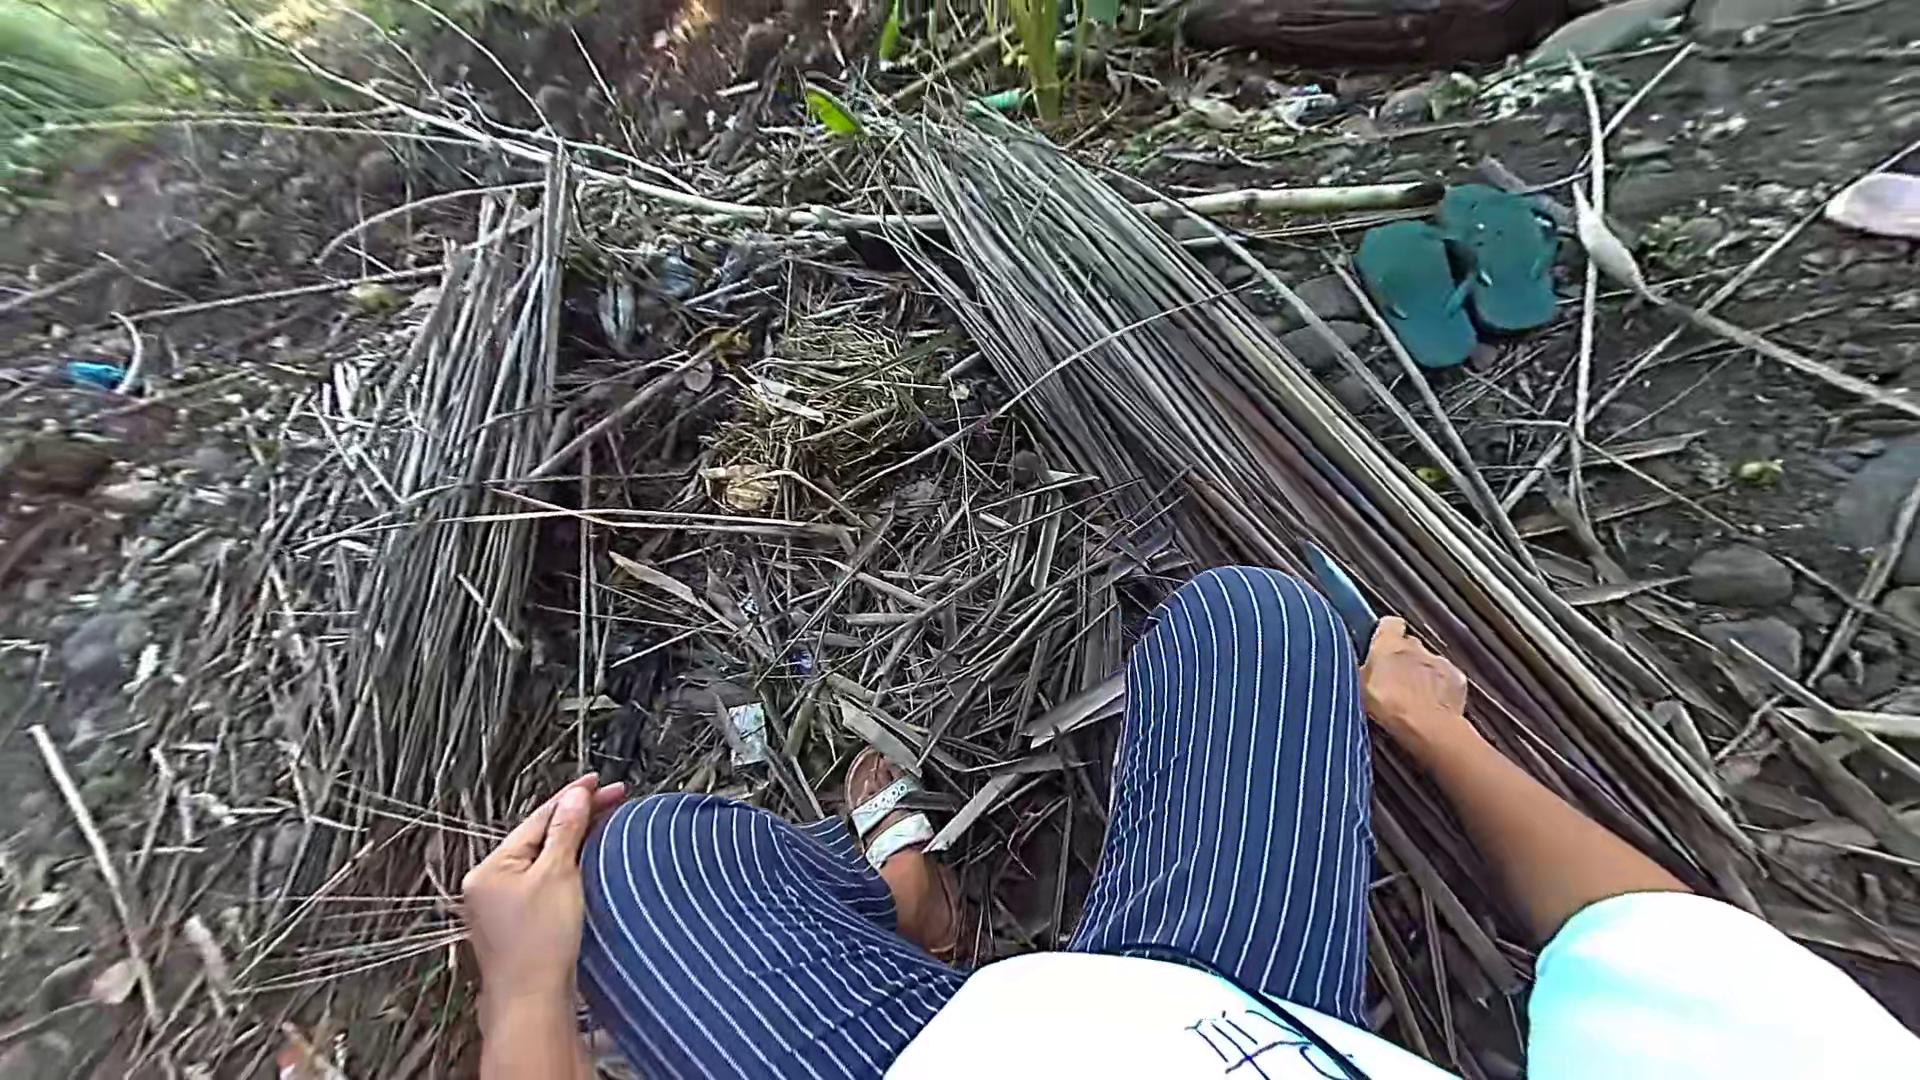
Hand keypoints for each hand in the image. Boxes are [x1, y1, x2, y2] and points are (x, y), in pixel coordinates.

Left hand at [463, 775, 626, 1017]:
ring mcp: (506, 899)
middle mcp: (492, 882)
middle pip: (542, 833)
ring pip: (547, 852)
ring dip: (577, 833)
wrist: (534, 999)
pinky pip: (549, 872)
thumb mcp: (557, 873)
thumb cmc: (538, 942)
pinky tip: (590, 850)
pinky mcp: (524, 914)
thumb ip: (566, 829)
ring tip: (607, 815)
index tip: (599, 780)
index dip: (573, 795)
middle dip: (578, 813)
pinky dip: (571, 856)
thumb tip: (575, 795)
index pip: (539, 818)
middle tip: (612, 795)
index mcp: (490, 869)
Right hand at [1361, 618, 1476, 758]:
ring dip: (1420, 672)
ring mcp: (1440, 663)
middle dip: (1401, 656)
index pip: (1389, 624)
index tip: (1379, 643)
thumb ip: (1361, 667)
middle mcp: (1416, 647)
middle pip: (1409, 644)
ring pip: (1428, 661)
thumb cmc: (1387, 704)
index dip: (1385, 632)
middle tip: (1390, 676)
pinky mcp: (1458, 681)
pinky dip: (1439, 686)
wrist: (1427, 727)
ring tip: (1411, 694)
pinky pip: (1446, 678)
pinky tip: (1430, 702)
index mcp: (1389, 644)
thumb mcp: (1358, 684)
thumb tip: (1357, 662)